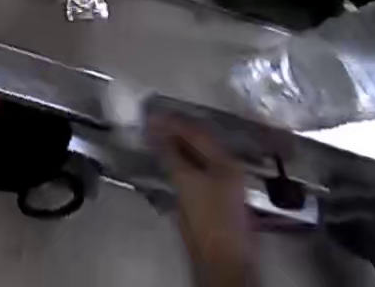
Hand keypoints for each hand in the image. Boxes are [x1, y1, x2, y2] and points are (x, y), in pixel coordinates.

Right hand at [149, 114, 250, 286]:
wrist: (219, 259)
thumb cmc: (208, 215)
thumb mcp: (186, 180)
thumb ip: (169, 152)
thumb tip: (153, 128)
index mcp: (226, 161)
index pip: (196, 132)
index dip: (173, 123)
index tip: (150, 115)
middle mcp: (224, 169)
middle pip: (195, 143)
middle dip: (171, 134)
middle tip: (148, 125)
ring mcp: (216, 183)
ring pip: (190, 157)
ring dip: (171, 148)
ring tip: (150, 139)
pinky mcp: (206, 196)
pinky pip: (188, 171)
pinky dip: (173, 162)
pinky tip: (159, 159)